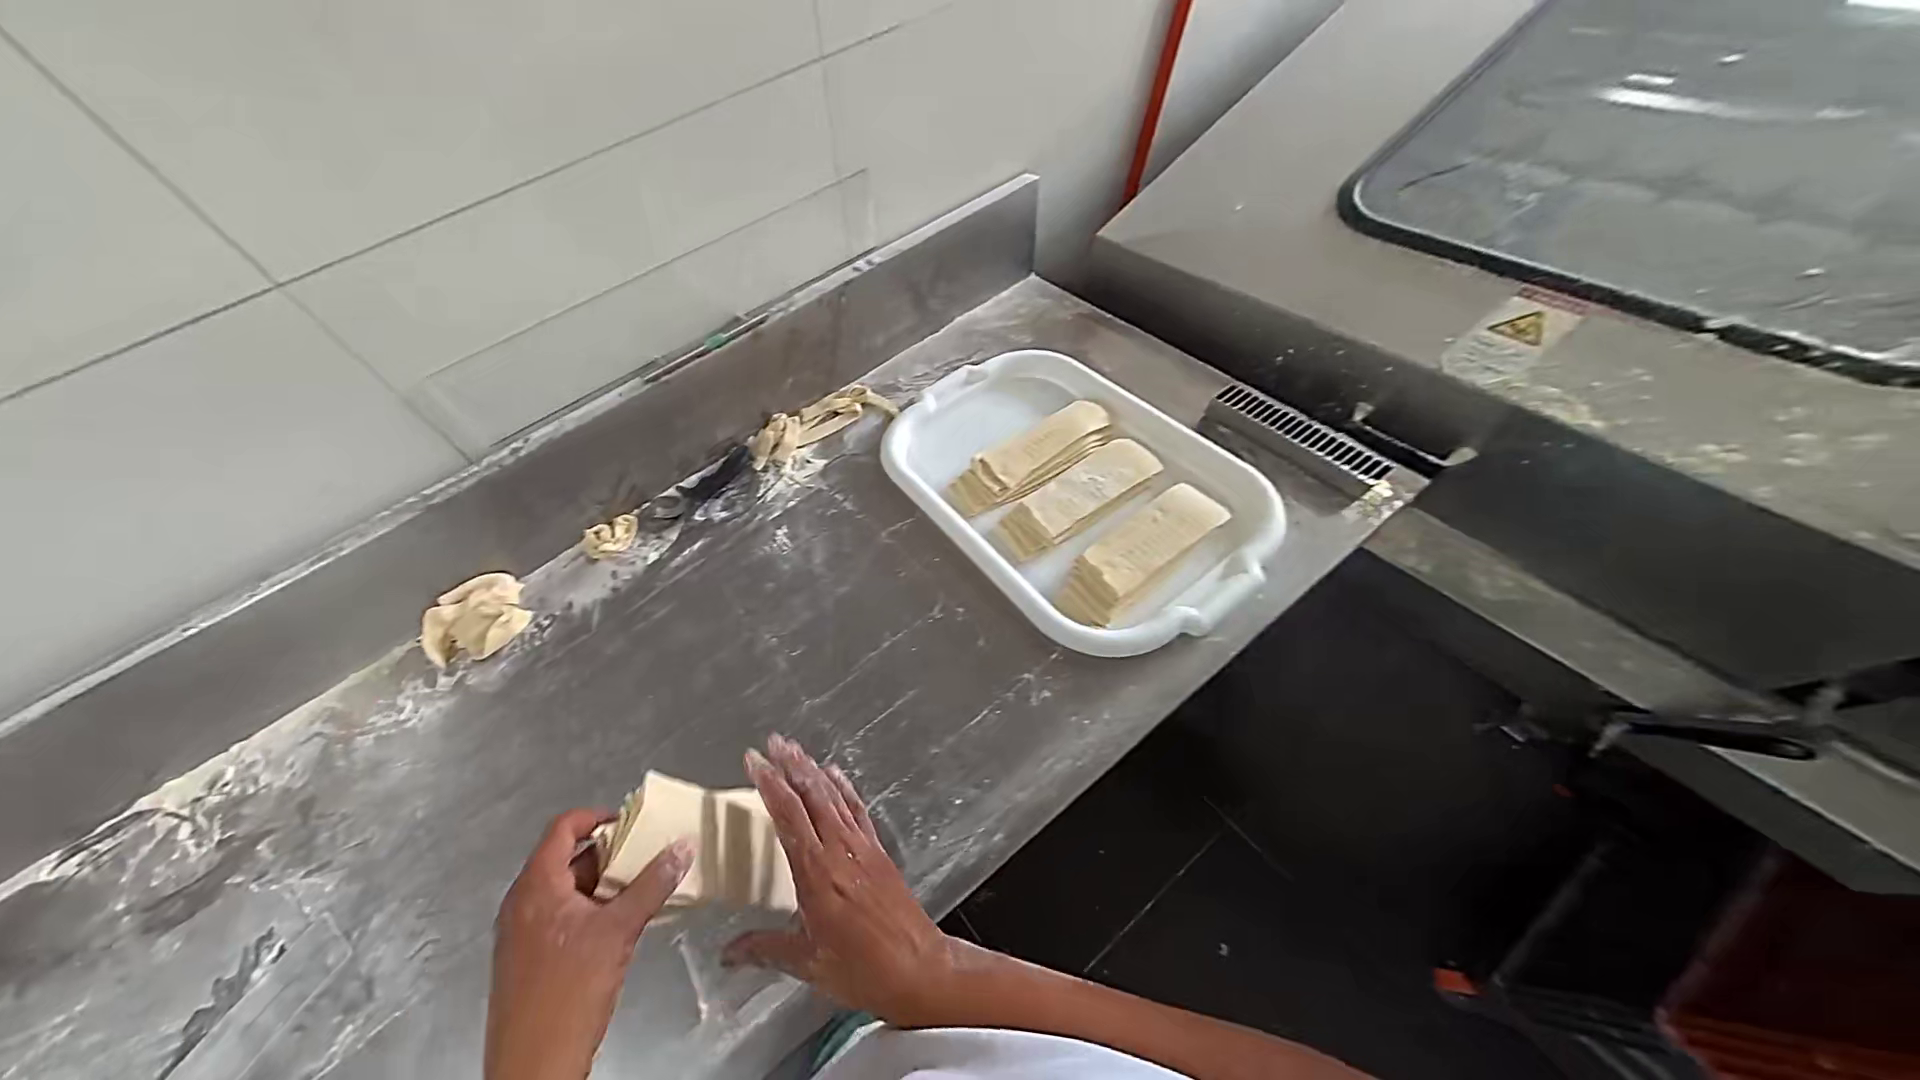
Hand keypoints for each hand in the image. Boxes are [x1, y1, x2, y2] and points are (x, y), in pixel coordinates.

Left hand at [486, 808, 692, 1079]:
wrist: (533, 1067)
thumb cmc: (569, 992)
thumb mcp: (620, 930)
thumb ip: (653, 884)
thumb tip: (683, 847)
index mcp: (536, 887)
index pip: (563, 828)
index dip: (598, 816)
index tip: (632, 821)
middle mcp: (522, 903)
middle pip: (567, 855)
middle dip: (610, 851)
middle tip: (645, 854)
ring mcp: (522, 931)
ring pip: (567, 886)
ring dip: (604, 880)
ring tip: (640, 886)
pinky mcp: (528, 956)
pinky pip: (562, 912)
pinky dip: (592, 906)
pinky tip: (620, 922)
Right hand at [724, 734, 961, 1026]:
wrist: (918, 967)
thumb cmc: (861, 969)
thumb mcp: (807, 964)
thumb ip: (765, 949)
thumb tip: (726, 953)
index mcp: (817, 873)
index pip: (788, 817)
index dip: (770, 785)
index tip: (754, 761)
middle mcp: (840, 849)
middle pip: (812, 796)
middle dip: (791, 765)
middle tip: (773, 742)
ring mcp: (862, 846)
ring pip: (835, 797)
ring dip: (814, 770)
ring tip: (796, 749)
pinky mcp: (878, 850)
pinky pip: (858, 809)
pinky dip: (844, 788)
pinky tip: (835, 774)